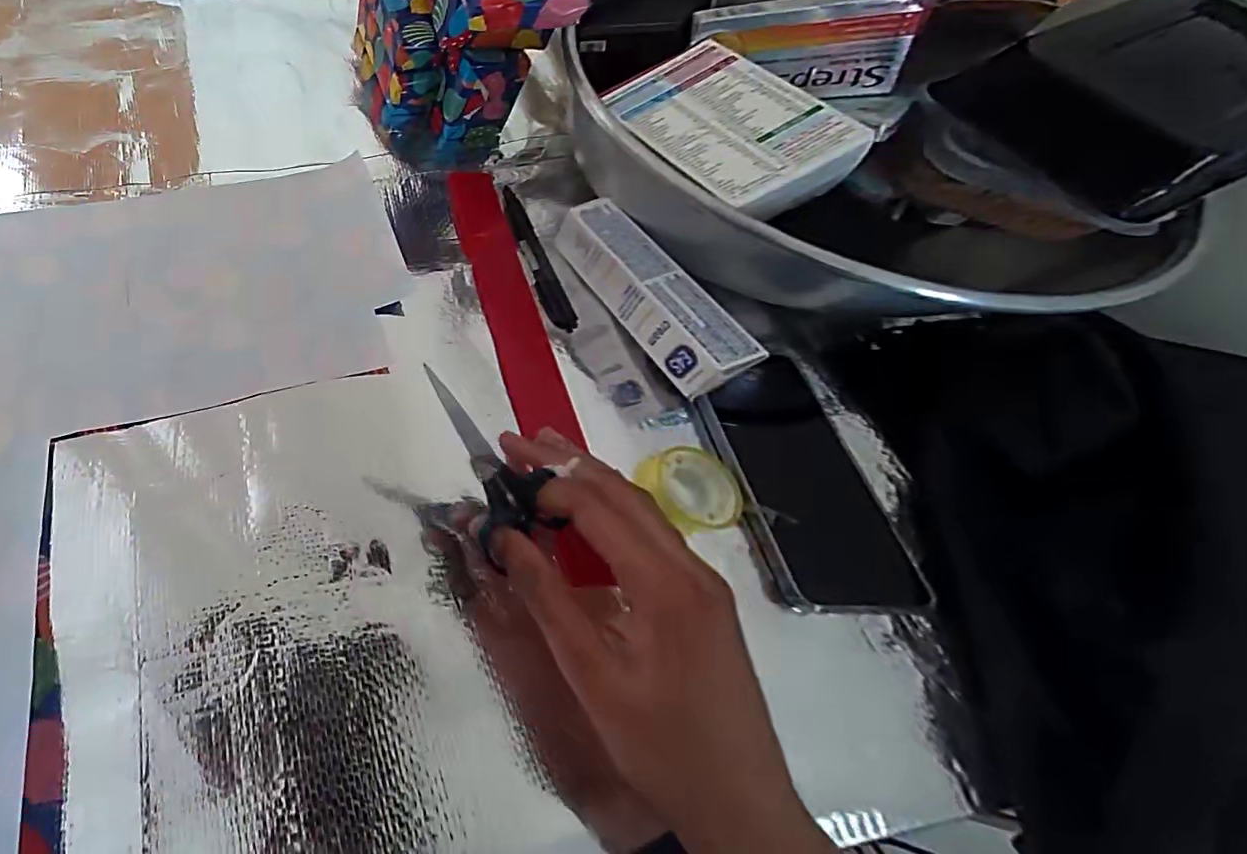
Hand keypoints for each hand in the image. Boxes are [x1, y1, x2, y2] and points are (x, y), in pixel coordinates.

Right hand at [490, 429, 832, 853]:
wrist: (743, 808)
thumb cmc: (662, 747)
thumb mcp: (592, 676)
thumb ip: (547, 598)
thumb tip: (503, 538)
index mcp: (666, 584)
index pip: (599, 509)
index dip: (549, 488)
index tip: (504, 483)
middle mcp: (690, 567)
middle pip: (622, 493)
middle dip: (566, 461)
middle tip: (515, 438)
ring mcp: (702, 580)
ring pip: (640, 508)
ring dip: (591, 476)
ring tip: (546, 449)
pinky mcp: (702, 596)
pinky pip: (651, 534)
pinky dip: (611, 507)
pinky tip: (587, 506)